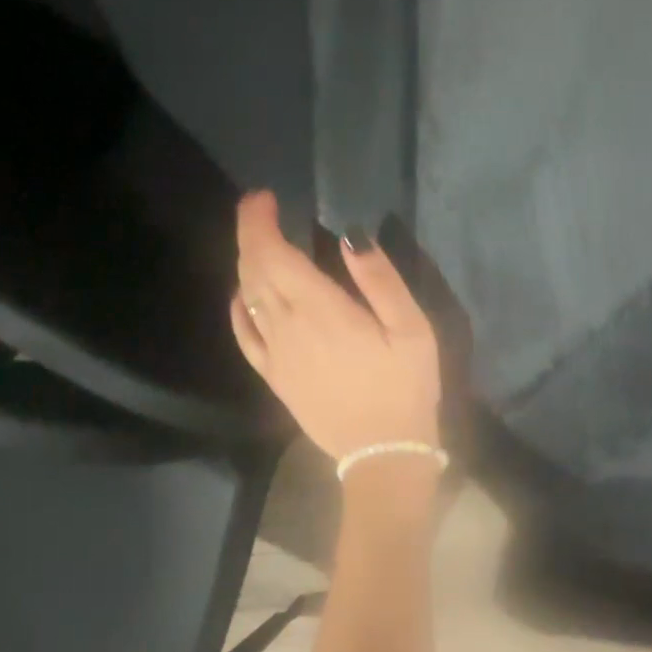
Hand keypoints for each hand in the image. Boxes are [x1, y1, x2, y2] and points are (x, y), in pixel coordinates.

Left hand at [229, 192, 440, 460]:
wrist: (383, 453)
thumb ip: (380, 280)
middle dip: (251, 235)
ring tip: (264, 250)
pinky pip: (245, 335)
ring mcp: (275, 354)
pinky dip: (239, 308)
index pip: (271, 252)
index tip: (265, 198)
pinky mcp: (275, 378)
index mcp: (319, 309)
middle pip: (253, 270)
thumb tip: (349, 237)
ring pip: (247, 298)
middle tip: (264, 213)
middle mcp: (286, 326)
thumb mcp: (412, 330)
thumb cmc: (405, 388)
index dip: (258, 220)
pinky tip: (245, 298)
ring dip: (248, 266)